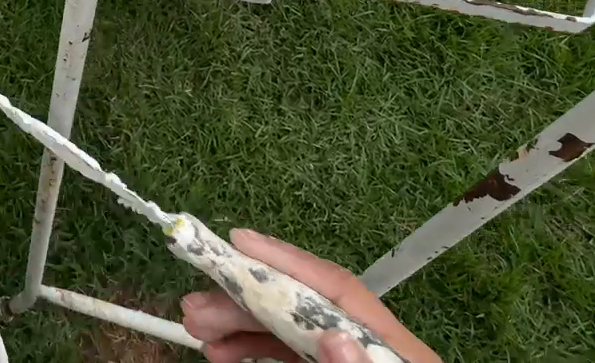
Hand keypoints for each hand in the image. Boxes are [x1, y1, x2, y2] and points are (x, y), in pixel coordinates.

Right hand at [179, 229, 440, 362]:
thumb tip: (333, 336)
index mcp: (400, 356)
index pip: (338, 291)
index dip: (285, 260)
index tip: (235, 242)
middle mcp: (372, 353)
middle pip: (303, 309)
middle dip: (244, 300)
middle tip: (194, 304)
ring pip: (289, 333)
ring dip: (240, 326)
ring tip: (197, 330)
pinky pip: (291, 358)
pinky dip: (254, 351)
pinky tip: (224, 355)